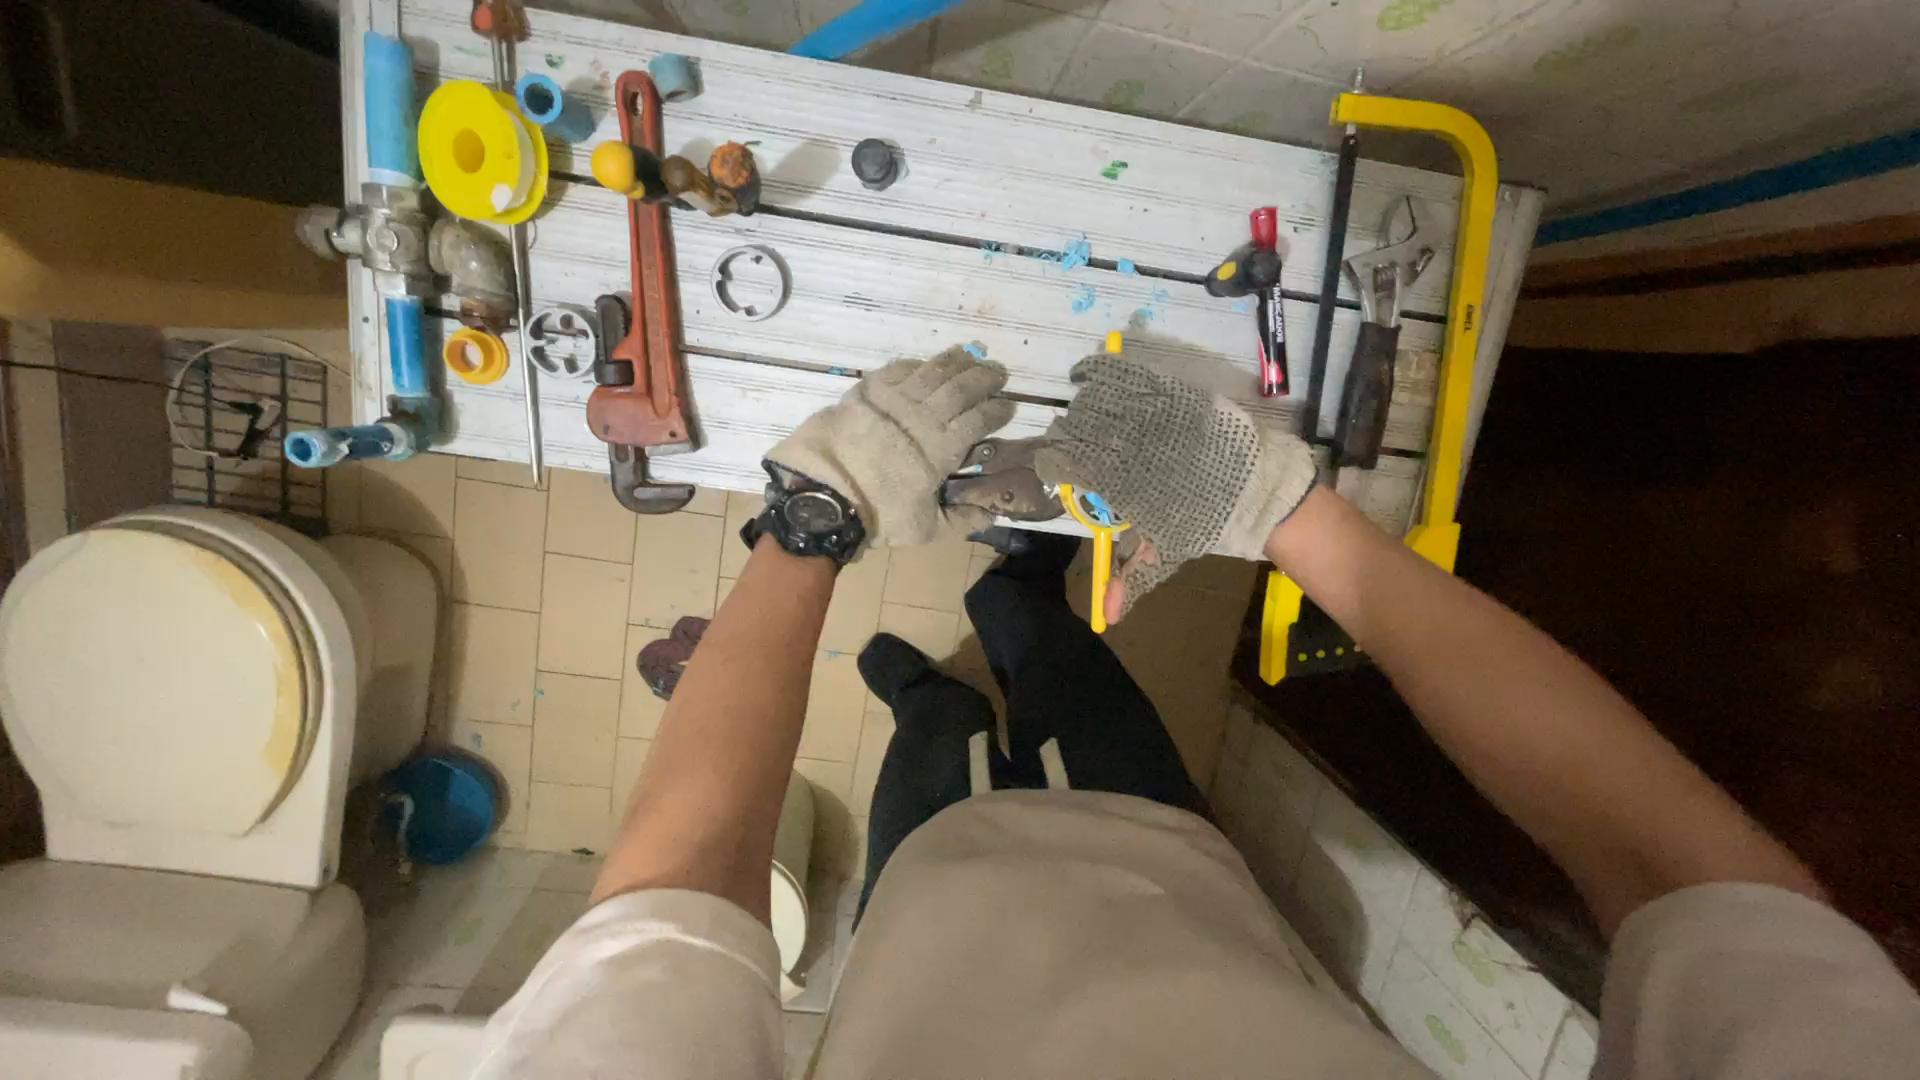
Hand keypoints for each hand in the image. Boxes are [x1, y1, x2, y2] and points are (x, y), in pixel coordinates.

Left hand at [766, 348, 1015, 547]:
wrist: (821, 492)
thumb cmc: (877, 514)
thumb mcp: (925, 528)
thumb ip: (962, 520)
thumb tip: (991, 515)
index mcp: (943, 447)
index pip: (980, 419)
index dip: (998, 410)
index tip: (1008, 407)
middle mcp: (924, 416)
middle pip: (962, 387)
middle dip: (985, 378)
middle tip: (999, 373)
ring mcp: (895, 399)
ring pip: (934, 371)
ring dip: (957, 362)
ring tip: (971, 356)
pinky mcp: (868, 390)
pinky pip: (900, 368)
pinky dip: (918, 364)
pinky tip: (926, 364)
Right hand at [1034, 351, 1316, 622]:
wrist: (1258, 490)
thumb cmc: (1208, 520)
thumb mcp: (1166, 550)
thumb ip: (1131, 577)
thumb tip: (1107, 618)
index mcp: (1115, 481)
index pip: (1061, 463)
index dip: (1053, 464)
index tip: (1058, 467)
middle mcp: (1123, 445)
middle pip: (1072, 429)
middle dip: (1067, 436)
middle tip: (1074, 441)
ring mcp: (1145, 415)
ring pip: (1090, 400)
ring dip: (1081, 407)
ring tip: (1085, 413)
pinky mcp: (1165, 392)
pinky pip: (1120, 376)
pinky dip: (1099, 374)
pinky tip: (1090, 377)